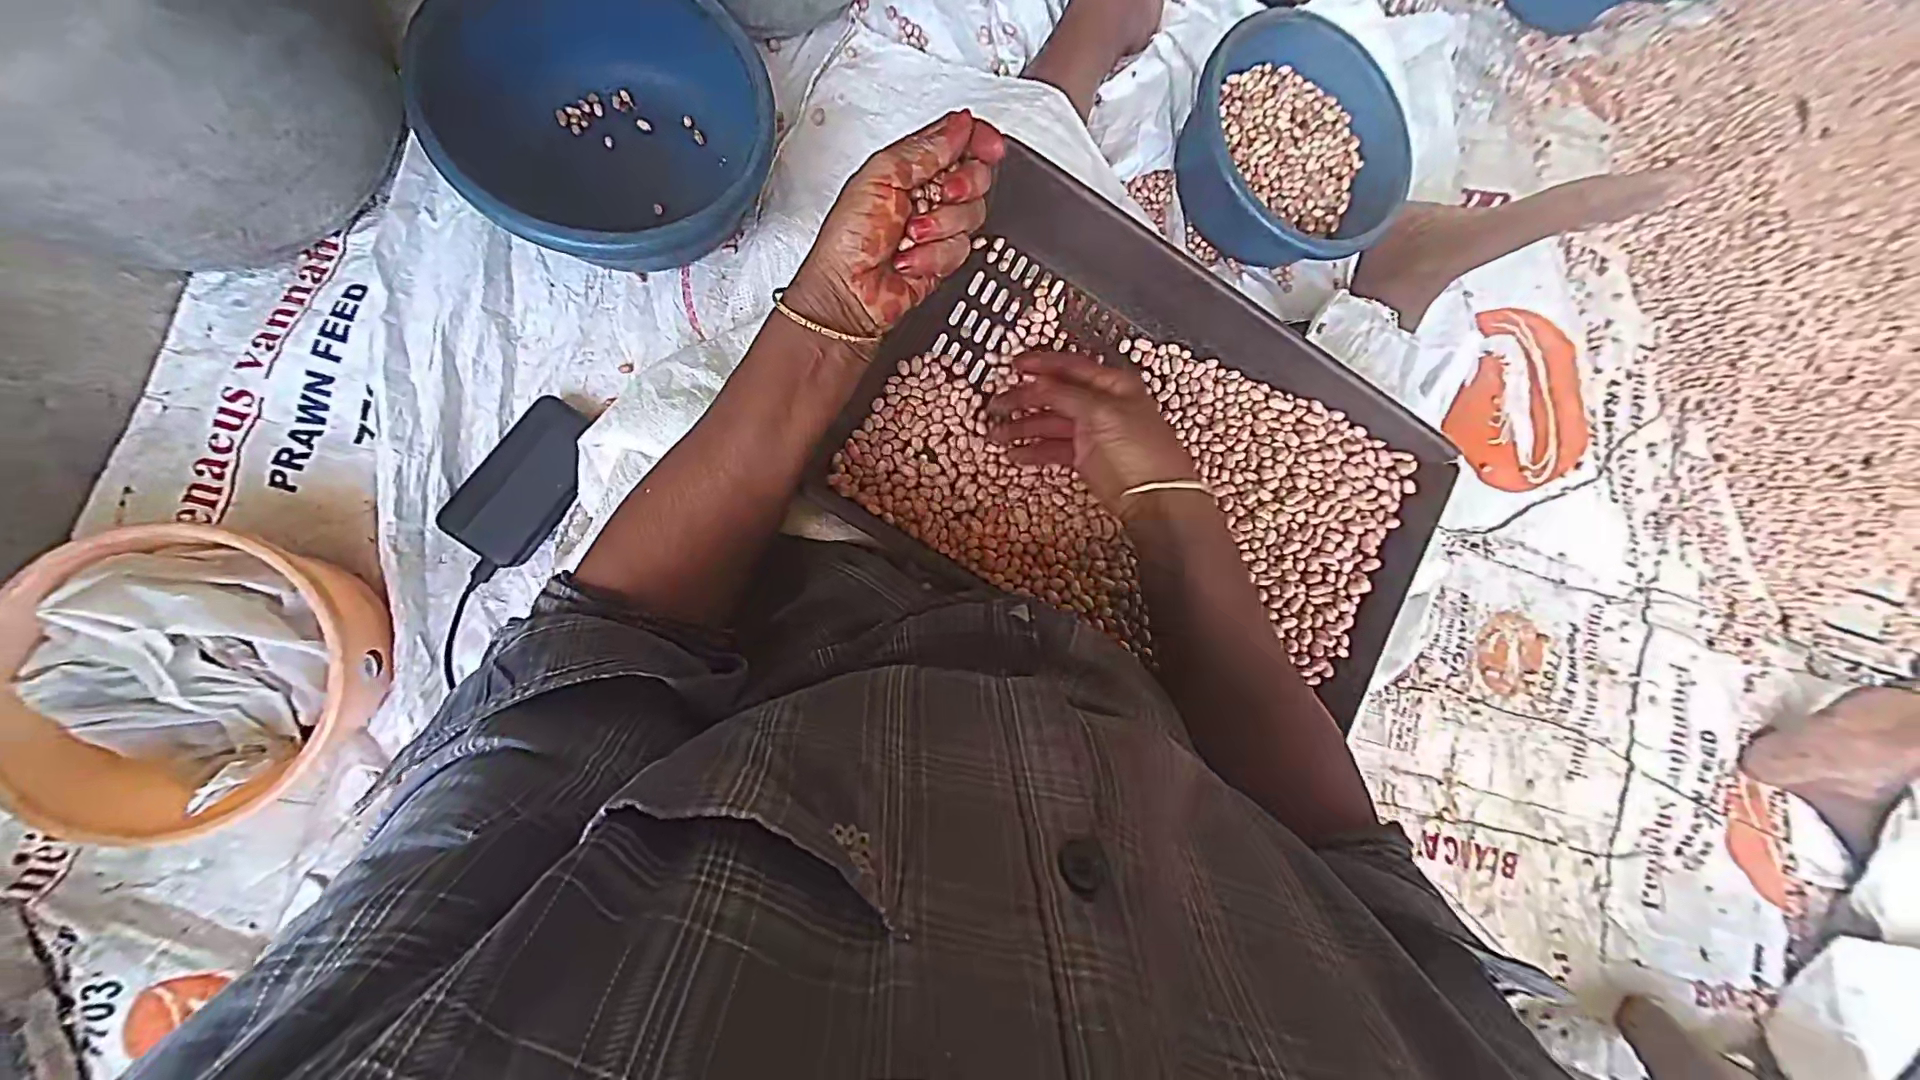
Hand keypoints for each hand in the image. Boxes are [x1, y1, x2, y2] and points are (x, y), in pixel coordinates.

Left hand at [780, 110, 1005, 351]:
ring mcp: (937, 229)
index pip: (957, 142)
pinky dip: (935, 255)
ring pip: (972, 216)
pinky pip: (961, 249)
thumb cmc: (849, 239)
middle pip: (975, 177)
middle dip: (963, 186)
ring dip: (941, 226)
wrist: (848, 291)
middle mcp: (928, 196)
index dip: (978, 140)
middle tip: (940, 196)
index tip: (990, 146)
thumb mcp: (881, 175)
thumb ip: (924, 149)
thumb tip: (959, 126)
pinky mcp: (943, 259)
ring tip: (911, 234)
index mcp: (911, 167)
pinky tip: (911, 258)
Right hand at [984, 351, 1195, 514]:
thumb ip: (1066, 394)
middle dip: (1023, 399)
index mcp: (1113, 385)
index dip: (1041, 364)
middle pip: (1055, 396)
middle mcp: (1102, 405)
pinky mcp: (1086, 458)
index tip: (1014, 365)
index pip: (1070, 366)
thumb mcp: (1102, 413)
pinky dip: (1035, 451)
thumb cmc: (1141, 452)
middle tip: (997, 405)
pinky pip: (1054, 448)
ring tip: (997, 434)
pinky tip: (1016, 454)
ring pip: (1050, 423)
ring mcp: (1093, 432)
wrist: (1156, 497)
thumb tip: (1037, 382)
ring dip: (1023, 428)